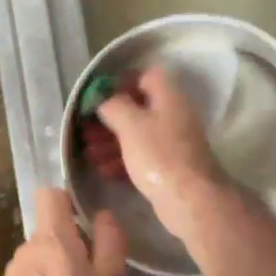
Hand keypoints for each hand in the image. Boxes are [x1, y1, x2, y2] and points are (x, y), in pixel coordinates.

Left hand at [2, 187, 127, 275]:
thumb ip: (110, 238)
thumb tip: (103, 214)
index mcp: (53, 237)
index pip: (50, 194)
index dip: (66, 200)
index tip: (82, 220)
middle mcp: (27, 246)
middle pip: (47, 227)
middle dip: (66, 239)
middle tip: (87, 269)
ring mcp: (14, 268)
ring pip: (38, 250)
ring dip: (53, 261)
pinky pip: (29, 270)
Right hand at [94, 68, 225, 232]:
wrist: (189, 199)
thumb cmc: (158, 154)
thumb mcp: (130, 123)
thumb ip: (113, 105)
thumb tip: (105, 100)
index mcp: (169, 97)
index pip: (146, 76)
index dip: (121, 82)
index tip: (98, 96)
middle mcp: (173, 116)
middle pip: (138, 109)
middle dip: (110, 119)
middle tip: (86, 130)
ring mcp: (172, 143)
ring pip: (138, 135)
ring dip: (112, 142)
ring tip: (89, 154)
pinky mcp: (169, 168)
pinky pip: (142, 157)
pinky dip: (123, 159)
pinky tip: (103, 170)